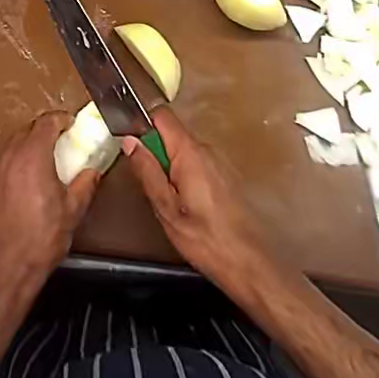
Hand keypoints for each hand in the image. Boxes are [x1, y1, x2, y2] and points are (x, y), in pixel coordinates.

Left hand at [0, 111, 99, 280]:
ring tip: (54, 155)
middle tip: (66, 137)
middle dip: (49, 129)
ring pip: (18, 142)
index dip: (62, 119)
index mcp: (33, 156)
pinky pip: (10, 158)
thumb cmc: (38, 239)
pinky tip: (37, 175)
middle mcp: (12, 157)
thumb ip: (86, 183)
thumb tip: (93, 172)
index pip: (46, 122)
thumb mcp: (73, 209)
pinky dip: (24, 157)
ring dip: (35, 142)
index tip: (73, 123)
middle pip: (30, 128)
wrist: (8, 267)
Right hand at [122, 106, 289, 296]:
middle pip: (172, 134)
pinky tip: (188, 207)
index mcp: (189, 152)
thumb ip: (147, 171)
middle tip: (151, 186)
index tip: (132, 144)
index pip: (162, 115)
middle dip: (156, 153)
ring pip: (184, 151)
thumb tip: (130, 142)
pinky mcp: (225, 175)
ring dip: (171, 168)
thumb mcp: (166, 207)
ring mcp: (218, 161)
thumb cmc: (206, 239)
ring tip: (170, 202)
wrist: (248, 262)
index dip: (143, 123)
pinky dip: (186, 177)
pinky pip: (197, 164)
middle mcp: (206, 149)